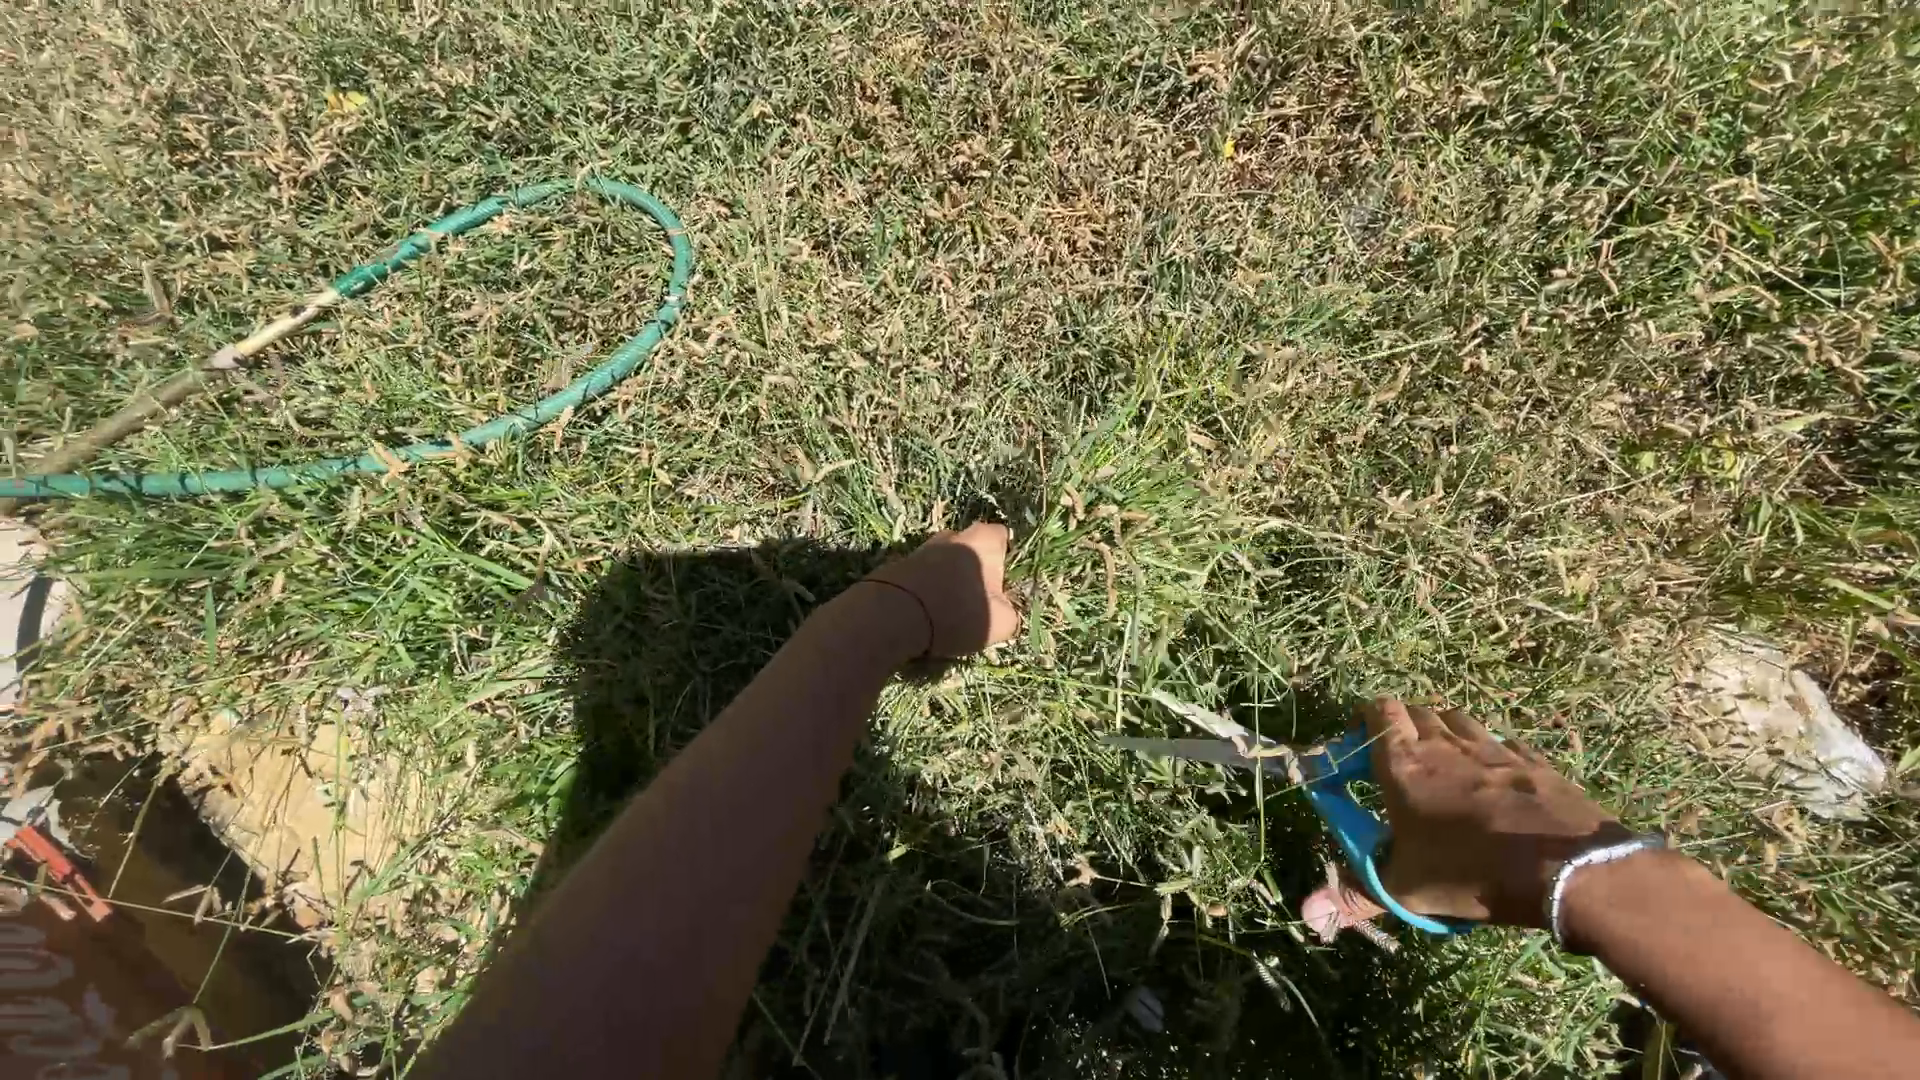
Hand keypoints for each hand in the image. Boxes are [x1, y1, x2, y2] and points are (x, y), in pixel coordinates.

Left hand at [863, 523, 1020, 658]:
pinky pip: (922, 573)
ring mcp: (922, 547)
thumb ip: (1011, 612)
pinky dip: (926, 586)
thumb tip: (1004, 609)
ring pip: (944, 559)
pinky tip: (926, 610)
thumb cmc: (956, 613)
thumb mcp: (1000, 623)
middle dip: (974, 566)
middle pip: (970, 546)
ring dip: (948, 577)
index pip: (1001, 535)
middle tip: (976, 596)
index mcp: (982, 541)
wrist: (893, 615)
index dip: (1004, 556)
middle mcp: (952, 536)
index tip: (1002, 581)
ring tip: (948, 607)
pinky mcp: (898, 563)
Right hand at [1302, 697, 1625, 938]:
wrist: (1573, 870)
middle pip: (1415, 709)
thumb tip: (1310, 918)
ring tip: (1444, 758)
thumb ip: (1357, 896)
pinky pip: (1503, 741)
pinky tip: (1495, 774)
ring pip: (1457, 717)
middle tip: (1399, 754)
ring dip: (1444, 728)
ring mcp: (1492, 748)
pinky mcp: (1534, 760)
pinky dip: (1492, 749)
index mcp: (1401, 763)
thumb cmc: (1472, 871)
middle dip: (1402, 722)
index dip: (1366, 718)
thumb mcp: (1408, 888)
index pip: (1376, 711)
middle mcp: (1442, 744)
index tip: (1361, 740)